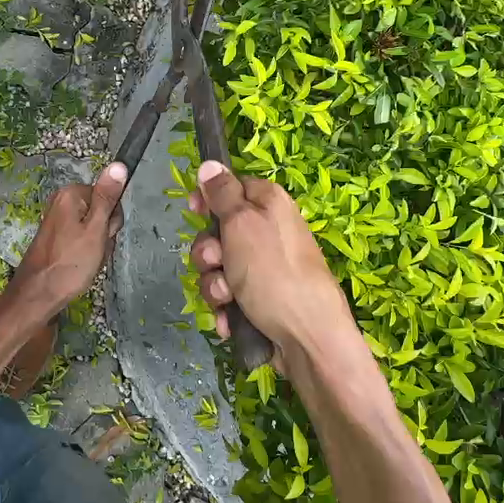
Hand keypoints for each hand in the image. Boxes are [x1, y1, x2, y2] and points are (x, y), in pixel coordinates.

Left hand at [8, 161, 128, 318]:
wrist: (38, 295)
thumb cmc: (70, 263)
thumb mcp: (95, 230)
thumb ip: (107, 198)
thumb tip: (119, 165)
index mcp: (71, 194)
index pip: (109, 197)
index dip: (111, 220)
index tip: (103, 237)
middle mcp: (62, 201)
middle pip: (101, 211)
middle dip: (104, 234)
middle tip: (95, 251)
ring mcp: (58, 219)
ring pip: (93, 228)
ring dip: (97, 246)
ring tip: (87, 260)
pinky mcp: (57, 236)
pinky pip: (81, 238)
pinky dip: (86, 252)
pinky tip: (81, 265)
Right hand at [189, 161, 356, 368]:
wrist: (309, 339)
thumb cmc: (274, 272)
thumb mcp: (242, 224)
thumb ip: (222, 193)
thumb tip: (210, 164)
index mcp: (268, 203)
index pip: (231, 187)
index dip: (209, 199)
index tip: (195, 211)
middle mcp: (269, 231)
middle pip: (219, 231)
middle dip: (208, 252)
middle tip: (217, 262)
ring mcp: (266, 269)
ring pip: (220, 268)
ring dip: (215, 284)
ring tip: (228, 298)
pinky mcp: (263, 300)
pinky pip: (230, 297)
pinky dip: (227, 308)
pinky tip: (232, 320)